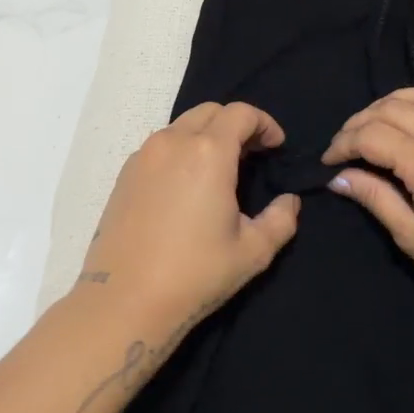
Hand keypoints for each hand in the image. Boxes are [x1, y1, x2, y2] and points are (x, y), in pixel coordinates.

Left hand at [78, 102, 301, 326]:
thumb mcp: (253, 251)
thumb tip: (289, 201)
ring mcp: (143, 156)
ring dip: (206, 135)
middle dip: (236, 124)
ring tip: (222, 169)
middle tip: (253, 154)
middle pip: (210, 111)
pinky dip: (181, 150)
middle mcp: (172, 143)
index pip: (241, 114)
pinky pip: (160, 146)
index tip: (276, 148)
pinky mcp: (124, 174)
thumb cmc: (195, 274)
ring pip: (182, 126)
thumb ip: (281, 219)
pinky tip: (188, 185)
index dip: (265, 124)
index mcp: (208, 153)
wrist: (125, 301)